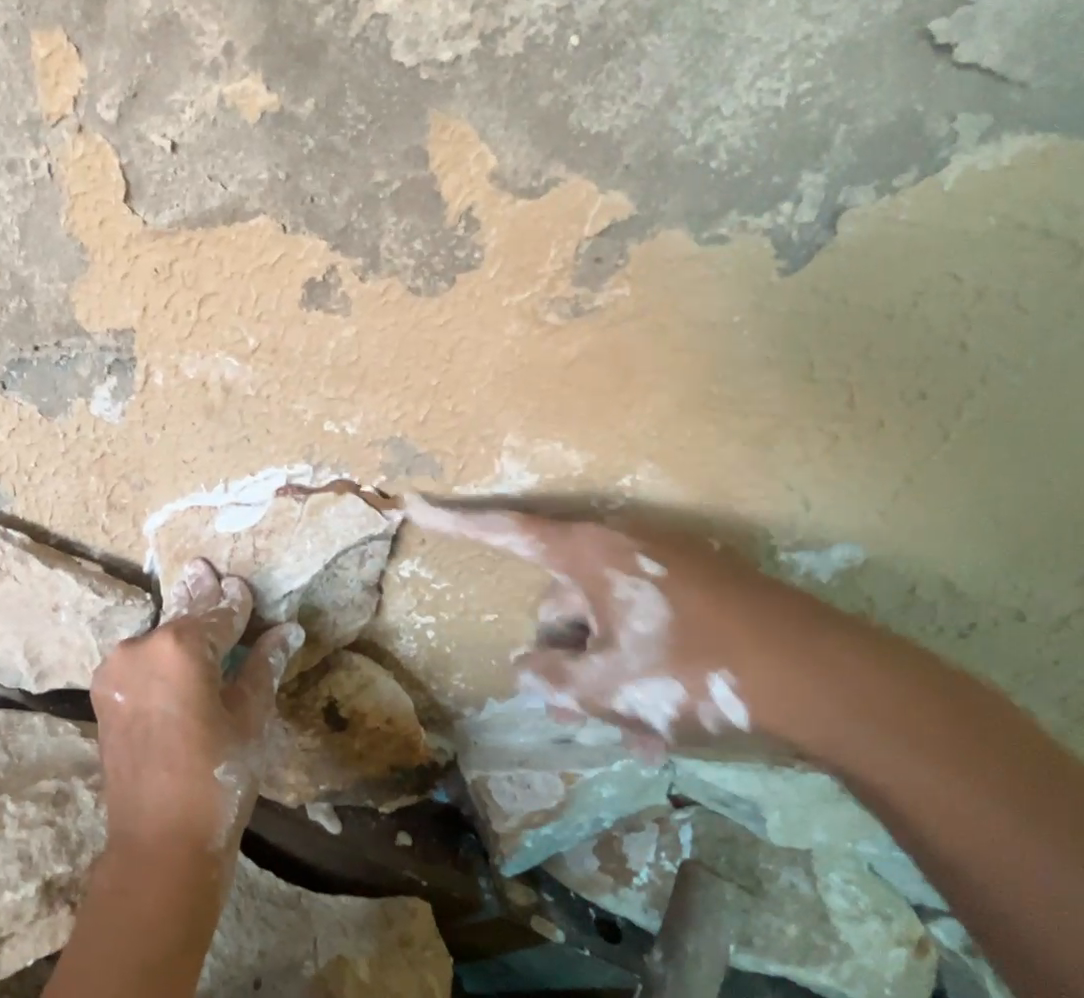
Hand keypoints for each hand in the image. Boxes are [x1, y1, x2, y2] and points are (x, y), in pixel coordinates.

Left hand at [89, 558, 303, 859]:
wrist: (158, 840)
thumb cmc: (217, 780)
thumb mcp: (250, 721)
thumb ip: (262, 668)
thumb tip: (285, 632)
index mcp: (180, 647)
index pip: (218, 613)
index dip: (236, 602)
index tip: (243, 586)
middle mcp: (140, 647)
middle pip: (180, 615)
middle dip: (198, 595)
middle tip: (205, 568)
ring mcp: (116, 670)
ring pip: (156, 637)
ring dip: (177, 625)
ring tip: (193, 599)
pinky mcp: (104, 693)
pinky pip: (139, 661)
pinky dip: (157, 653)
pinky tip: (171, 650)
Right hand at [402, 497, 851, 751]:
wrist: (831, 680)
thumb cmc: (695, 671)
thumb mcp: (606, 686)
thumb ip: (550, 678)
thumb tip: (526, 671)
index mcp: (587, 555)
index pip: (502, 531)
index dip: (452, 522)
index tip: (408, 502)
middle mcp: (621, 551)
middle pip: (559, 600)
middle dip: (561, 659)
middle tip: (573, 714)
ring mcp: (666, 570)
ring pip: (605, 625)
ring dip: (605, 680)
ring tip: (631, 738)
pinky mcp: (703, 595)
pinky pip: (646, 632)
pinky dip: (642, 675)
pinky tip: (661, 731)